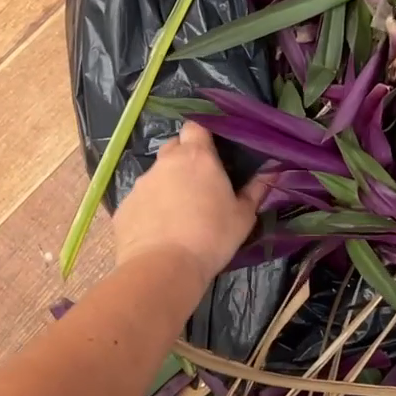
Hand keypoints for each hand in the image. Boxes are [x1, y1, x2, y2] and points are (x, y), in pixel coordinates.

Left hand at [110, 122, 266, 291]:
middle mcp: (166, 163)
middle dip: (185, 157)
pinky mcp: (124, 208)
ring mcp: (142, 185)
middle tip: (199, 180)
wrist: (162, 269)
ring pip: (157, 175)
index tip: (212, 146)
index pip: (195, 126)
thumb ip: (256, 191)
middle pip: (174, 146)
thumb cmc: (211, 237)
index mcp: (197, 157)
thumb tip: (271, 173)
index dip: (202, 132)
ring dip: (168, 185)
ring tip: (179, 212)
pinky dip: (150, 208)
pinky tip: (160, 231)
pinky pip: (141, 200)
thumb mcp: (243, 217)